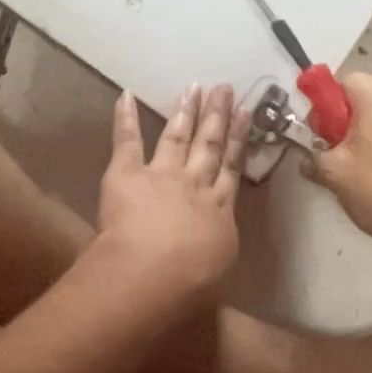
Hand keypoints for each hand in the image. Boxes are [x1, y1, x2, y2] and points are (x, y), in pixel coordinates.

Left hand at [88, 84, 250, 311]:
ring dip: (185, 112)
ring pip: (176, 137)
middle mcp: (194, 185)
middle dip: (218, 116)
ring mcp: (162, 175)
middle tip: (224, 88)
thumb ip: (217, 258)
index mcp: (219, 211)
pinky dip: (125, 117)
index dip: (238, 141)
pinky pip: (127, 141)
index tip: (246, 114)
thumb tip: (216, 261)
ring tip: (193, 88)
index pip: (231, 170)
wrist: (154, 273)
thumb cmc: (190, 284)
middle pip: (209, 146)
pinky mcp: (127, 174)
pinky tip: (126, 94)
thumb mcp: (217, 275)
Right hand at [307, 73, 371, 256]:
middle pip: (366, 96)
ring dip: (369, 133)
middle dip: (347, 120)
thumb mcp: (334, 174)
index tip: (321, 133)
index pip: (344, 80)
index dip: (326, 103)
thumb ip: (314, 157)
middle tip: (337, 152)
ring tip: (361, 167)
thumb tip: (309, 157)